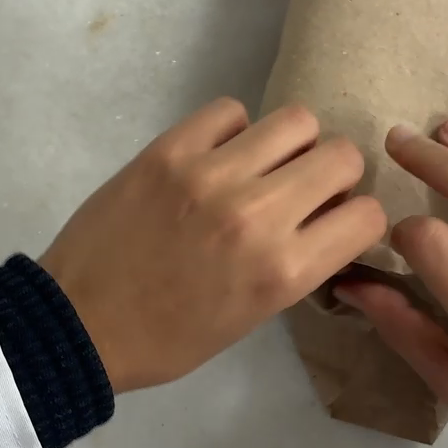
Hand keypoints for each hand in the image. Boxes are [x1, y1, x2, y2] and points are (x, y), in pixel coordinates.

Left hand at [40, 98, 387, 392]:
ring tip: (259, 164)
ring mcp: (211, 175)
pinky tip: (215, 155)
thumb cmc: (167, 338)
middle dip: (332, 174)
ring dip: (289, 144)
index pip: (367, 215)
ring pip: (296, 120)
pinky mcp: (169, 150)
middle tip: (300, 187)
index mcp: (283, 271)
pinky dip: (233, 130)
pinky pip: (229, 110)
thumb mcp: (250, 318)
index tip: (333, 220)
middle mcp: (258, 214)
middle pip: (342, 155)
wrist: (79, 323)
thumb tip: (322, 217)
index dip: (356, 217)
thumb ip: (295, 264)